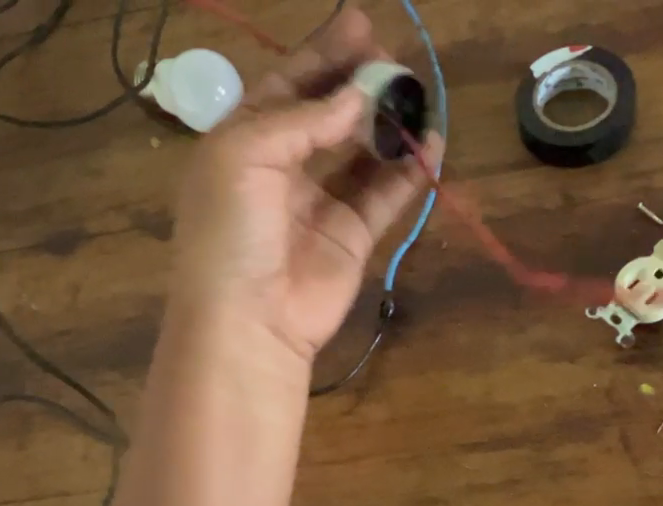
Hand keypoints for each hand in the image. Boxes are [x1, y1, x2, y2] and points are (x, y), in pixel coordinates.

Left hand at [164, 8, 439, 374]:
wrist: (249, 319)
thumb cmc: (231, 230)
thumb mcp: (248, 155)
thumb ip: (303, 119)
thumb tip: (357, 97)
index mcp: (244, 140)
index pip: (288, 85)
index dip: (323, 54)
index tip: (361, 24)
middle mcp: (284, 167)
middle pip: (328, 114)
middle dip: (359, 83)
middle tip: (394, 59)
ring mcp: (321, 204)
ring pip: (362, 152)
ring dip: (387, 124)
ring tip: (417, 95)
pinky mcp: (353, 238)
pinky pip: (386, 196)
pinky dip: (409, 172)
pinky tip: (431, 145)